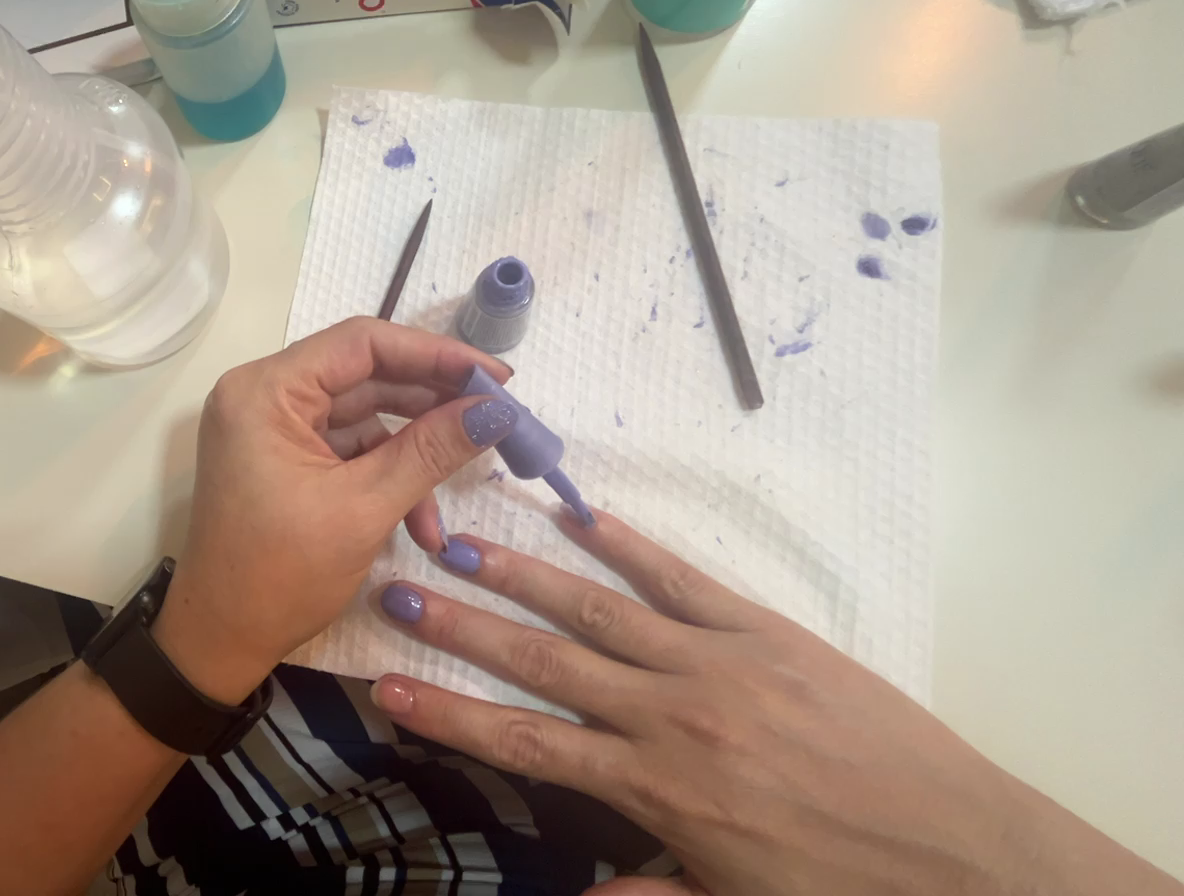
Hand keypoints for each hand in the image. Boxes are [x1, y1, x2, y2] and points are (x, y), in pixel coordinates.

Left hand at [152, 317, 519, 703]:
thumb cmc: (280, 575)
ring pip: (362, 414)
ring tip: (467, 474)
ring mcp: (273, 425)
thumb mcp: (363, 508)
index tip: (495, 376)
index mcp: (265, 391)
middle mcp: (264, 394)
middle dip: (431, 401)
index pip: (360, 343)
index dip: (434, 353)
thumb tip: (498, 409)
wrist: (221, 639)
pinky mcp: (285, 455)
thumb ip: (431, 450)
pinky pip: (348, 447)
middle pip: (364, 375)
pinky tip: (424, 521)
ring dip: (414, 450)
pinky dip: (388, 474)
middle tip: (496, 416)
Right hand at [366, 511, 1182, 895]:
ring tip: (461, 542)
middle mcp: (667, 714)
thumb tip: (566, 894)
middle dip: (460, 627)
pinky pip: (679, 578)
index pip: (525, 745)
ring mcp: (712, 660)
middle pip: (541, 661)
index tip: (385, 687)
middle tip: (400, 588)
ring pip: (593, 609)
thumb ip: (648, 895)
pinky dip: (627, 543)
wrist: (985, 865)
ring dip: (521, 574)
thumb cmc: (844, 890)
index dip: (449, 715)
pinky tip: (582, 512)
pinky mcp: (761, 629)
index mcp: (656, 787)